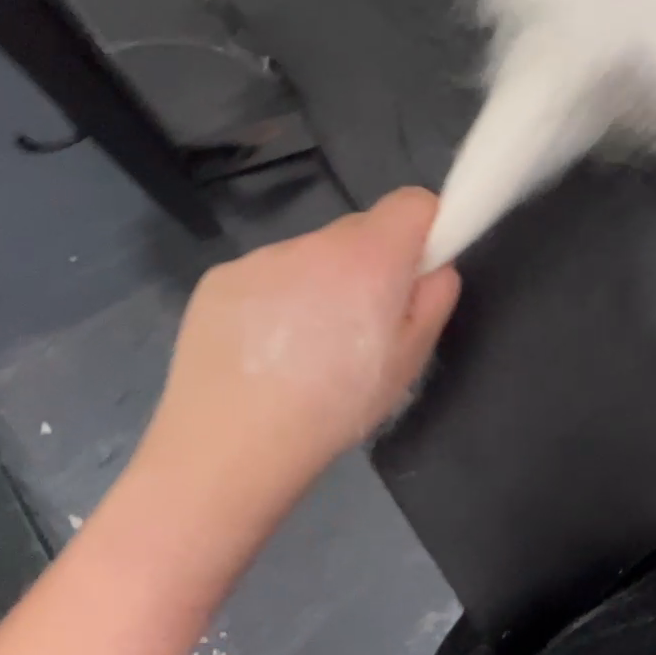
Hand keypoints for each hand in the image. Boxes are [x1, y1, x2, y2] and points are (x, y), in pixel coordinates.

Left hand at [140, 189, 461, 504]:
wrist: (225, 453)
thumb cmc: (337, 405)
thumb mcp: (413, 356)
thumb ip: (437, 294)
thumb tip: (434, 265)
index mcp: (371, 256)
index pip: (413, 201)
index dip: (427, 229)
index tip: (419, 271)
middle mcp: (316, 242)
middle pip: (363, 229)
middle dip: (375, 262)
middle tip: (366, 321)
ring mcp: (261, 258)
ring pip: (315, 254)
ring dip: (326, 281)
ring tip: (310, 344)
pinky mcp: (218, 280)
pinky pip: (271, 274)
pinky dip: (281, 297)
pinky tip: (269, 348)